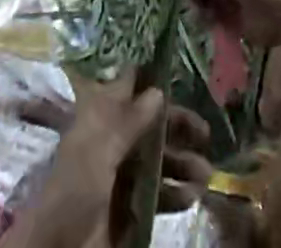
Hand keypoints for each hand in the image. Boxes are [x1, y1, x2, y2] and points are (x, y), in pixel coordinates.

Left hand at [4, 78, 211, 247]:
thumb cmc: (76, 188)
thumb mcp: (99, 149)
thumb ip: (129, 120)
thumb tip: (158, 90)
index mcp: (98, 119)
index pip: (127, 87)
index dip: (150, 79)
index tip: (179, 75)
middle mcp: (113, 141)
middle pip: (151, 124)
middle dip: (178, 127)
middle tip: (204, 133)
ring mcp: (123, 174)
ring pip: (160, 158)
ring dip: (184, 162)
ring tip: (205, 173)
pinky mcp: (132, 205)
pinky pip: (160, 192)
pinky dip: (178, 191)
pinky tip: (192, 195)